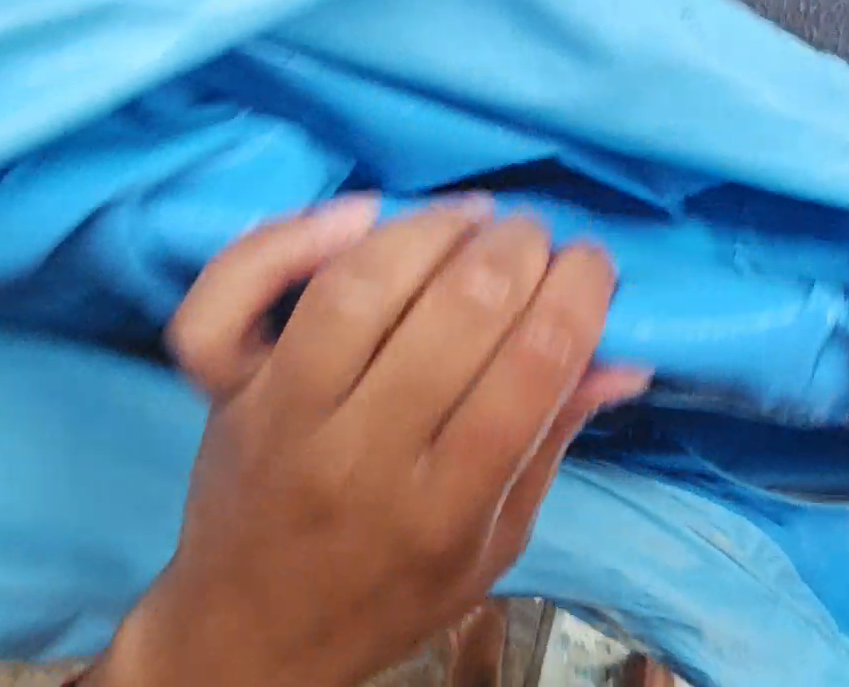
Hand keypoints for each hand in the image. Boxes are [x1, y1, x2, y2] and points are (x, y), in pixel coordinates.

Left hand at [82, 195, 650, 686]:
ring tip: (476, 216)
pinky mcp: (225, 388)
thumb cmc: (393, 588)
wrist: (250, 636)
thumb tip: (624, 356)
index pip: (532, 369)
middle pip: (456, 313)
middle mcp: (360, 457)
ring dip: (433, 228)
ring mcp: (280, 415)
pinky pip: (230, 298)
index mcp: (445, 507)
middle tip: (537, 237)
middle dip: (518, 250)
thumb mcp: (498, 542)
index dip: (579, 293)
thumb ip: (554, 439)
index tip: (593, 264)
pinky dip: (288, 239)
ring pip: (358, 287)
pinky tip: (360, 212)